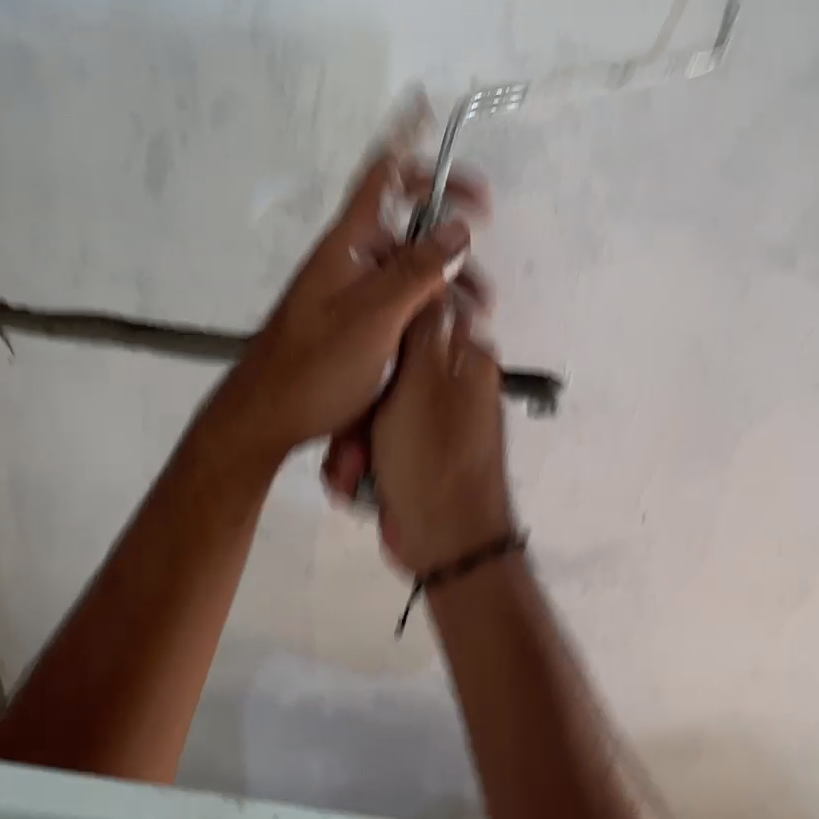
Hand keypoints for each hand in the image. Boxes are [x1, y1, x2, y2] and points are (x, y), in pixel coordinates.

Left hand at [205, 94, 490, 462]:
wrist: (266, 417)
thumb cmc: (313, 366)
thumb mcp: (373, 318)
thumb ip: (416, 272)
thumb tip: (458, 227)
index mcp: (348, 243)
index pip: (382, 176)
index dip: (412, 146)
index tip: (450, 144)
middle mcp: (352, 258)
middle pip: (408, 224)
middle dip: (450, 233)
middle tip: (484, 247)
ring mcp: (354, 292)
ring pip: (410, 268)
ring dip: (447, 280)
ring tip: (477, 311)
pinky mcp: (357, 323)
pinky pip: (402, 300)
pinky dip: (430, 306)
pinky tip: (452, 330)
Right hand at [364, 302, 514, 574]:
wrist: (445, 543)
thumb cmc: (432, 455)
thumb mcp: (421, 380)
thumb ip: (423, 326)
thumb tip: (437, 275)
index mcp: (465, 358)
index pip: (419, 317)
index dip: (381, 329)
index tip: (354, 346)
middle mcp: (450, 385)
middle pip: (387, 369)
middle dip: (359, 405)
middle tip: (353, 434)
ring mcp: (430, 425)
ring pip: (374, 409)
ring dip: (354, 440)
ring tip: (353, 468)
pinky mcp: (412, 457)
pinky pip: (376, 443)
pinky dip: (363, 463)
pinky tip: (357, 482)